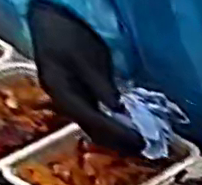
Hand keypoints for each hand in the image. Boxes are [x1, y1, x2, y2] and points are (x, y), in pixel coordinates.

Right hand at [27, 2, 143, 153]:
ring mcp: (71, 103)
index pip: (91, 120)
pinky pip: (100, 124)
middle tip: (146, 146)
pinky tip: (132, 133)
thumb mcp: (85, 59)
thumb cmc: (68, 37)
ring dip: (119, 140)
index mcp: (59, 90)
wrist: (55, 21)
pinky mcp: (82, 103)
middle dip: (120, 142)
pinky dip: (116, 131)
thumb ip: (101, 86)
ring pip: (97, 131)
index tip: (139, 140)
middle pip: (94, 131)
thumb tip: (117, 108)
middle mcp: (63, 102)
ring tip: (142, 143)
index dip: (116, 133)